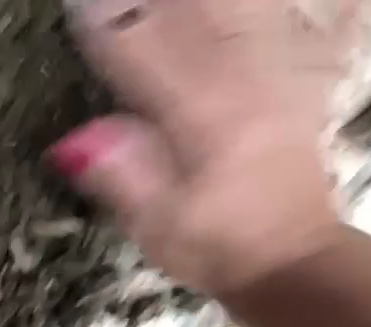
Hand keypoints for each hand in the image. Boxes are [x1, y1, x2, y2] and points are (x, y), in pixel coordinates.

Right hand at [53, 0, 353, 293]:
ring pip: (243, 13)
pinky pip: (289, 23)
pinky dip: (268, 8)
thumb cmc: (211, 247)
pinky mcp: (297, 80)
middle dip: (151, 4)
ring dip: (197, 1)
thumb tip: (72, 143)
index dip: (112, 32)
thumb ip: (122, 177)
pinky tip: (251, 5)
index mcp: (208, 122)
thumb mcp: (156, 224)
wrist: (289, 256)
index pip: (149, 62)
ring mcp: (281, 77)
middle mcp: (250, 86)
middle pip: (200, 21)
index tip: (80, 7)